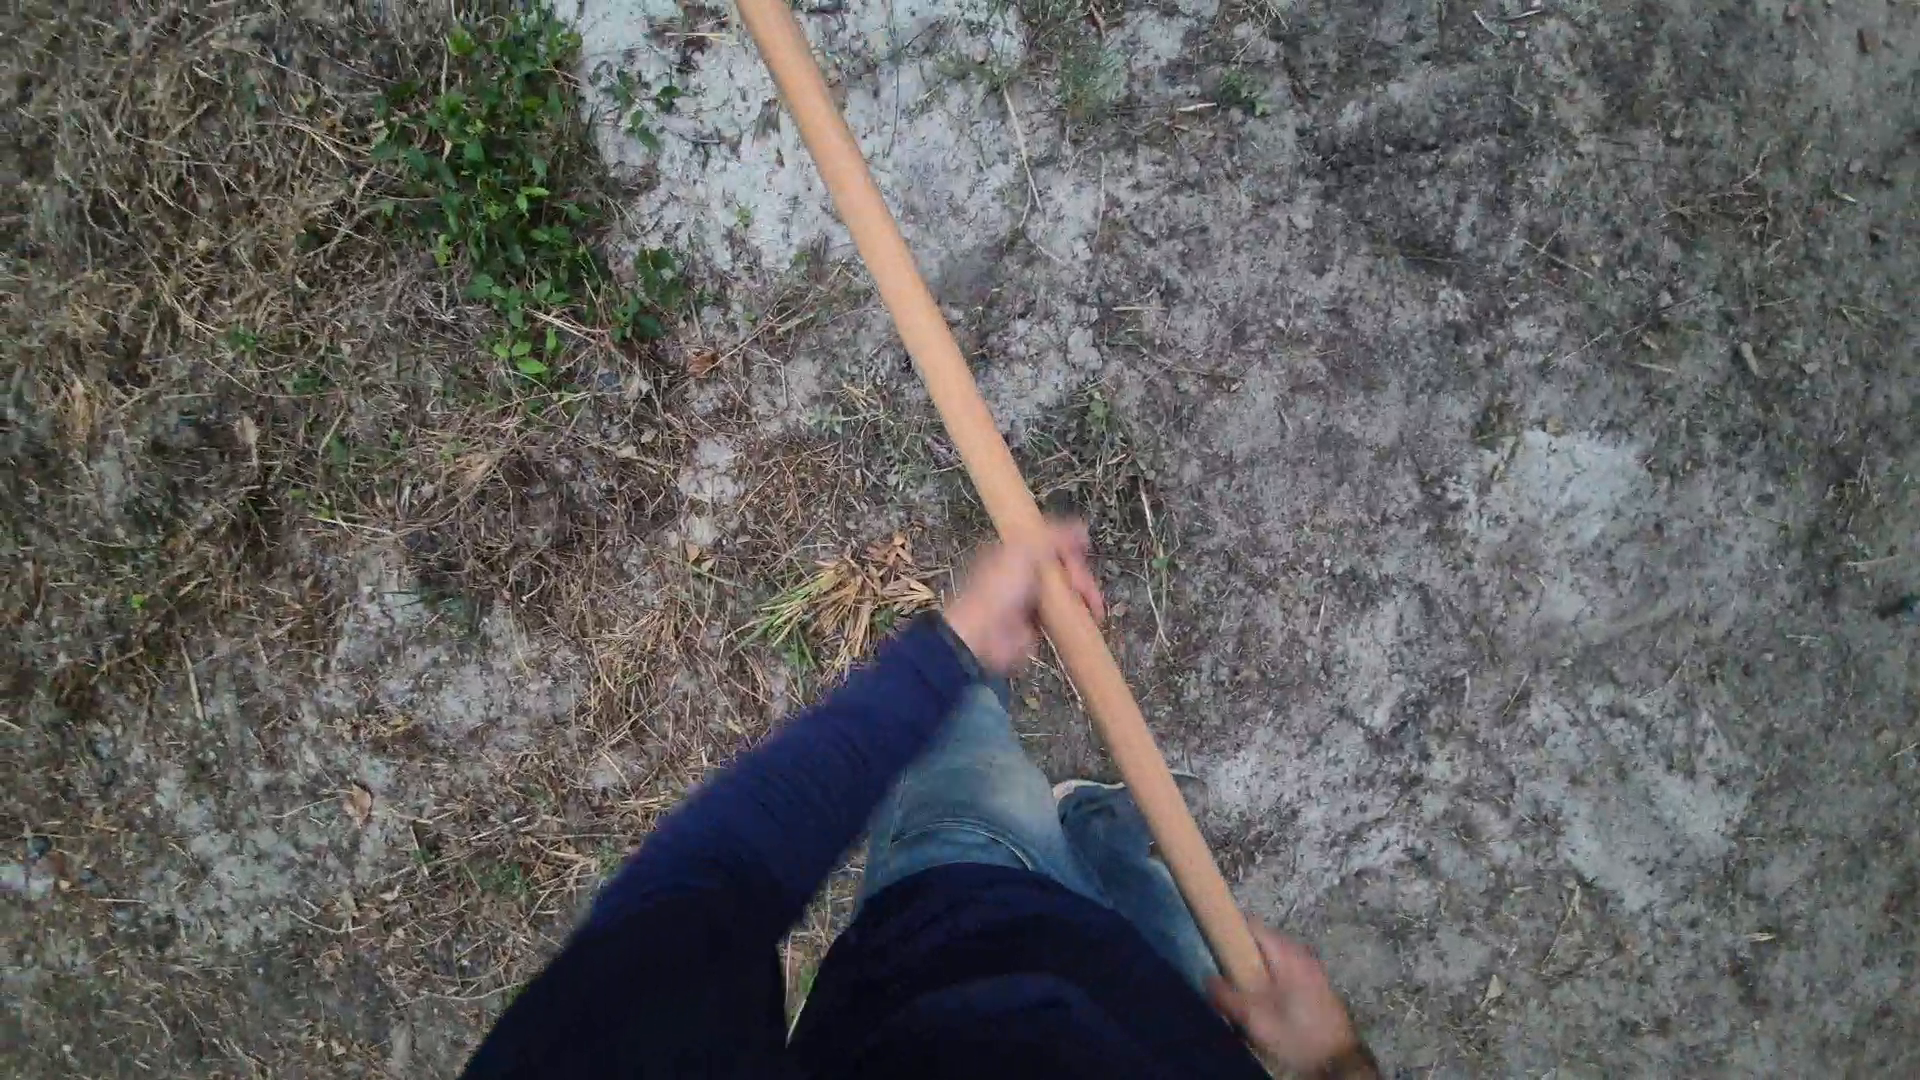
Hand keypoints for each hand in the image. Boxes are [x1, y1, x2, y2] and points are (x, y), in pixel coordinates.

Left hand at [942, 519, 1103, 674]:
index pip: (1051, 543)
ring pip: (1066, 593)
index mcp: (1016, 553)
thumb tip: (1081, 527)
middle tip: (1086, 589)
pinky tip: (1088, 619)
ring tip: (1094, 608)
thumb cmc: (999, 589)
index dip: (1070, 548)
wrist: (984, 634)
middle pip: (1062, 569)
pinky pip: (1062, 616)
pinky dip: (1076, 617)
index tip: (1085, 551)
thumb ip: (1054, 536)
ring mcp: (1030, 601)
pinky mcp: (1037, 625)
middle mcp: (1023, 574)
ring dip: (1083, 598)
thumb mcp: (1025, 551)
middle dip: (1080, 577)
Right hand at [1207, 919, 1365, 1075]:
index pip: (1251, 923)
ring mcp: (1313, 968)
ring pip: (1276, 956)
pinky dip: (1275, 979)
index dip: (1229, 929)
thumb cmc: (1297, 1035)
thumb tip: (1207, 978)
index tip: (1215, 943)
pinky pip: (1289, 970)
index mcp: (1285, 952)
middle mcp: (1301, 952)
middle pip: (1263, 940)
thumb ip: (1227, 996)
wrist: (1341, 1065)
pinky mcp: (1320, 985)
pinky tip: (1271, 1002)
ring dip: (1260, 968)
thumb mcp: (1255, 1019)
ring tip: (1248, 991)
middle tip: (1229, 974)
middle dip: (1244, 953)